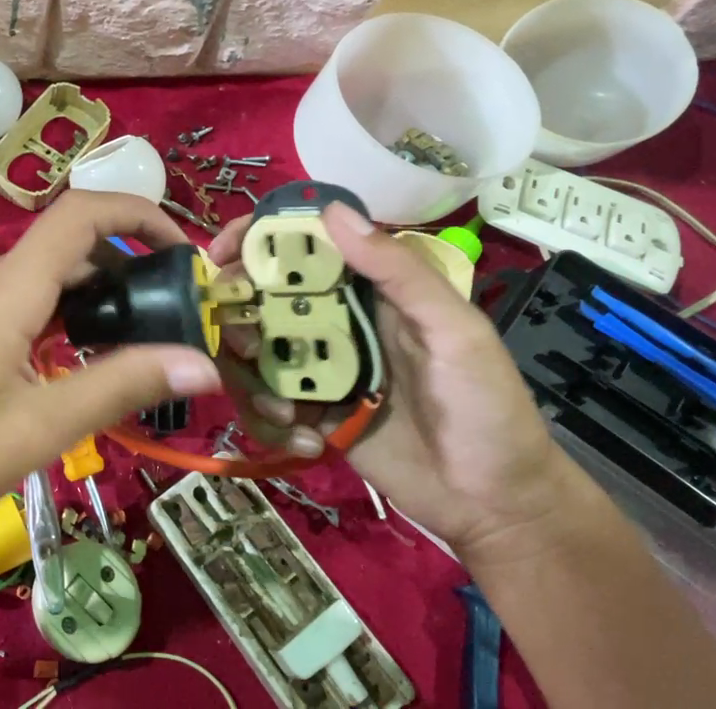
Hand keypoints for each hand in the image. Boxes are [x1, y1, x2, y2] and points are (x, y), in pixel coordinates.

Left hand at [0, 191, 223, 566]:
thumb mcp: (41, 429)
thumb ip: (122, 385)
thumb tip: (203, 361)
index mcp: (5, 288)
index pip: (81, 212)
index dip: (139, 215)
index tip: (184, 256)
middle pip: (65, 248)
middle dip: (125, 273)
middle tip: (170, 326)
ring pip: (38, 279)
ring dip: (89, 301)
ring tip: (127, 354)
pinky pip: (10, 301)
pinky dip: (52, 318)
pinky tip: (64, 367)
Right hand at [212, 203, 584, 555]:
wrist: (494, 505)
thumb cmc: (486, 406)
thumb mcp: (455, 331)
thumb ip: (398, 271)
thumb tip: (329, 211)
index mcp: (369, 288)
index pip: (303, 245)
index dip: (256, 238)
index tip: (221, 252)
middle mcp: (335, 319)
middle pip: (262, 296)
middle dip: (237, 314)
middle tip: (240, 341)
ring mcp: (318, 366)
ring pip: (254, 350)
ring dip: (250, 375)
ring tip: (282, 408)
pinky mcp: (310, 412)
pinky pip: (264, 400)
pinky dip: (268, 418)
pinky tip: (306, 439)